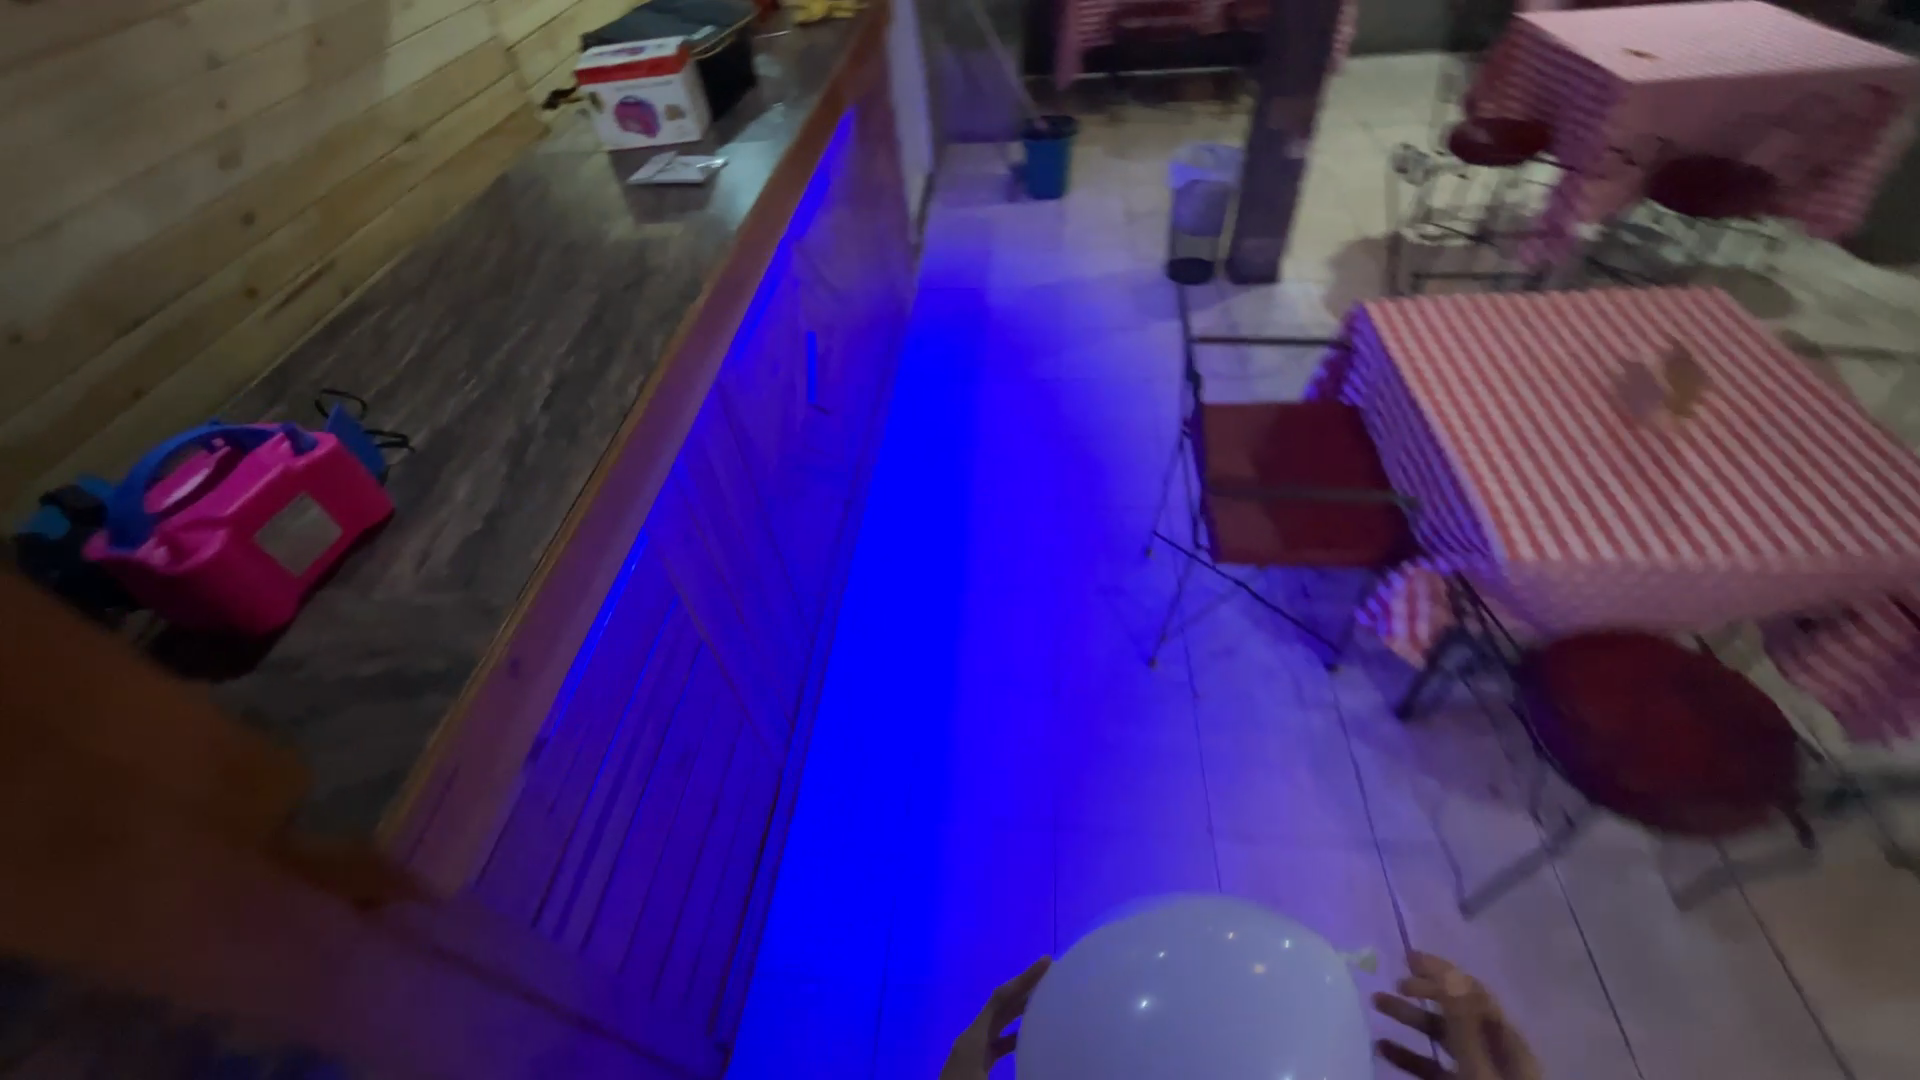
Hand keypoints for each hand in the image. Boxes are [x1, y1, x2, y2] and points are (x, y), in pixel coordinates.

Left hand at [938, 957, 1051, 1079]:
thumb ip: (1024, 1068)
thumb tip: (1054, 1065)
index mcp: (974, 1039)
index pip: (1002, 998)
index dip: (1024, 978)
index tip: (1046, 962)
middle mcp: (971, 1039)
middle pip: (1000, 1005)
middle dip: (1024, 989)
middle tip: (1051, 977)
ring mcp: (970, 1052)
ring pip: (997, 1023)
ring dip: (1019, 1011)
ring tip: (1045, 1003)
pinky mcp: (971, 1066)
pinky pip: (995, 1042)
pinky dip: (1012, 1035)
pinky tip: (1028, 1040)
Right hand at [1373, 952, 1541, 1079]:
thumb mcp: (1478, 1069)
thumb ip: (1463, 1022)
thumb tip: (1447, 972)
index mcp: (1507, 1044)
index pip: (1473, 992)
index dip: (1442, 971)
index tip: (1405, 958)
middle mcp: (1494, 1055)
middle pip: (1455, 1011)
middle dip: (1421, 992)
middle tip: (1391, 984)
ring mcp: (1478, 1076)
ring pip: (1440, 1038)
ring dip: (1408, 1018)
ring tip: (1374, 1004)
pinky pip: (1432, 1068)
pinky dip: (1407, 1055)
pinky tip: (1383, 1049)